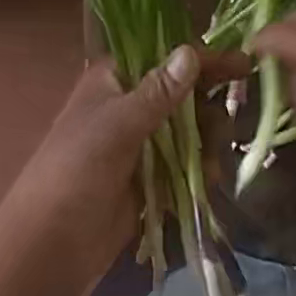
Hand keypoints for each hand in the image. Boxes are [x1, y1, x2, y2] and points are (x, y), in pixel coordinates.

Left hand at [0, 45, 248, 295]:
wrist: (52, 244)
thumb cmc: (77, 169)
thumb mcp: (117, 125)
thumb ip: (158, 92)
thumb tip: (191, 52)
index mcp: (116, 77)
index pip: (166, 56)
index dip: (204, 59)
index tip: (243, 64)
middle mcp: (131, 101)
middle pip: (183, 93)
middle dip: (208, 107)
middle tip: (223, 125)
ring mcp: (141, 141)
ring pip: (188, 129)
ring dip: (206, 142)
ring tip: (211, 161)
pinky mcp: (149, 176)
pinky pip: (184, 162)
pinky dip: (199, 168)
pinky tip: (207, 180)